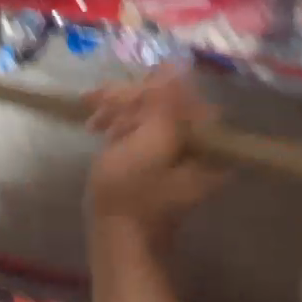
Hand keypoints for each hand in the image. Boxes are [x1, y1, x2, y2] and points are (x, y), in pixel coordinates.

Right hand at [85, 68, 225, 238]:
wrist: (120, 233)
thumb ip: (164, 107)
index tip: (112, 97)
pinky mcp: (161, 157)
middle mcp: (202, 143)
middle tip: (94, 105)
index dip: (144, 90)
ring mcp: (181, 151)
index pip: (180, 93)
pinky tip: (100, 129)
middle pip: (165, 100)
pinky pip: (143, 126)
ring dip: (119, 110)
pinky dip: (120, 123)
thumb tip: (175, 68)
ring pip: (150, 111)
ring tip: (93, 121)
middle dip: (127, 100)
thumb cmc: (131, 192)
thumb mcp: (147, 146)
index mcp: (207, 141)